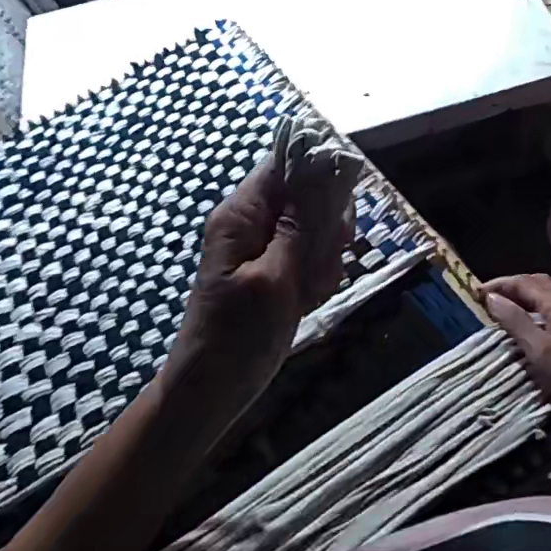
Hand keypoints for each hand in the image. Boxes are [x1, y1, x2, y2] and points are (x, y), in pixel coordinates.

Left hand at [165, 118, 357, 418]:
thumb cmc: (237, 333)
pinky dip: (317, 277)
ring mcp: (267, 246)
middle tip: (317, 263)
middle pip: (309, 195)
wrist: (214, 388)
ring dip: (324, 257)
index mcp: (242, 212)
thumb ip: (302, 223)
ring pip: (317, 228)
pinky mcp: (279, 269)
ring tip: (308, 289)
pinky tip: (306, 301)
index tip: (336, 211)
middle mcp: (254, 221)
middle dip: (326, 227)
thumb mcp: (275, 277)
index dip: (320, 173)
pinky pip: (312, 256)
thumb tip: (326, 165)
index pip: (285, 163)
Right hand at [483, 274, 550, 428]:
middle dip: (510, 288)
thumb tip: (491, 297)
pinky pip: (547, 318)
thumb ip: (516, 321)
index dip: (500, 284)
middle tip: (487, 298)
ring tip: (498, 314)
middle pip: (536, 286)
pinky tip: (519, 333)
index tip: (475, 292)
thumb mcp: (540, 350)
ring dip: (519, 302)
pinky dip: (529, 318)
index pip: (525, 282)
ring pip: (542, 302)